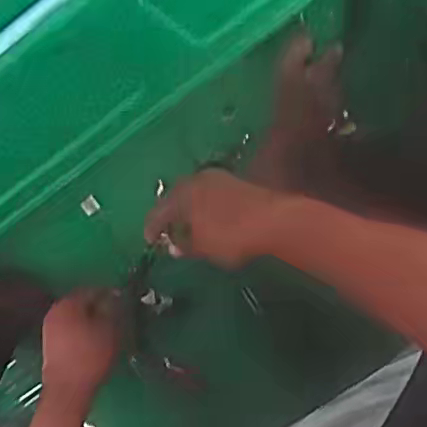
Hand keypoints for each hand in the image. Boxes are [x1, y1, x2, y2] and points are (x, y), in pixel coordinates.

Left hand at [41, 289, 119, 408]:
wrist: (68, 389)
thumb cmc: (91, 357)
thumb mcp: (110, 329)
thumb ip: (112, 309)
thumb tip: (113, 297)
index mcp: (68, 303)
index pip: (92, 289)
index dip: (110, 293)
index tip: (124, 300)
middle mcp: (54, 312)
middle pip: (81, 302)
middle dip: (99, 306)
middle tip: (117, 314)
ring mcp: (49, 329)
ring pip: (74, 317)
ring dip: (90, 320)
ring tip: (108, 329)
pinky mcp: (50, 345)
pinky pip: (69, 330)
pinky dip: (82, 331)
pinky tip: (94, 341)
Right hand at [143, 169, 296, 269]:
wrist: (276, 221)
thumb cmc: (231, 236)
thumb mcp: (203, 247)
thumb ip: (184, 246)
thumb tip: (173, 246)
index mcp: (182, 194)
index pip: (158, 211)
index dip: (152, 227)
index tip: (149, 241)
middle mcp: (197, 180)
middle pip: (176, 198)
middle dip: (170, 215)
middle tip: (168, 233)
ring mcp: (219, 179)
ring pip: (195, 195)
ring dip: (189, 211)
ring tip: (189, 228)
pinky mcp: (238, 184)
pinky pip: (211, 196)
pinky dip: (205, 209)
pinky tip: (209, 221)